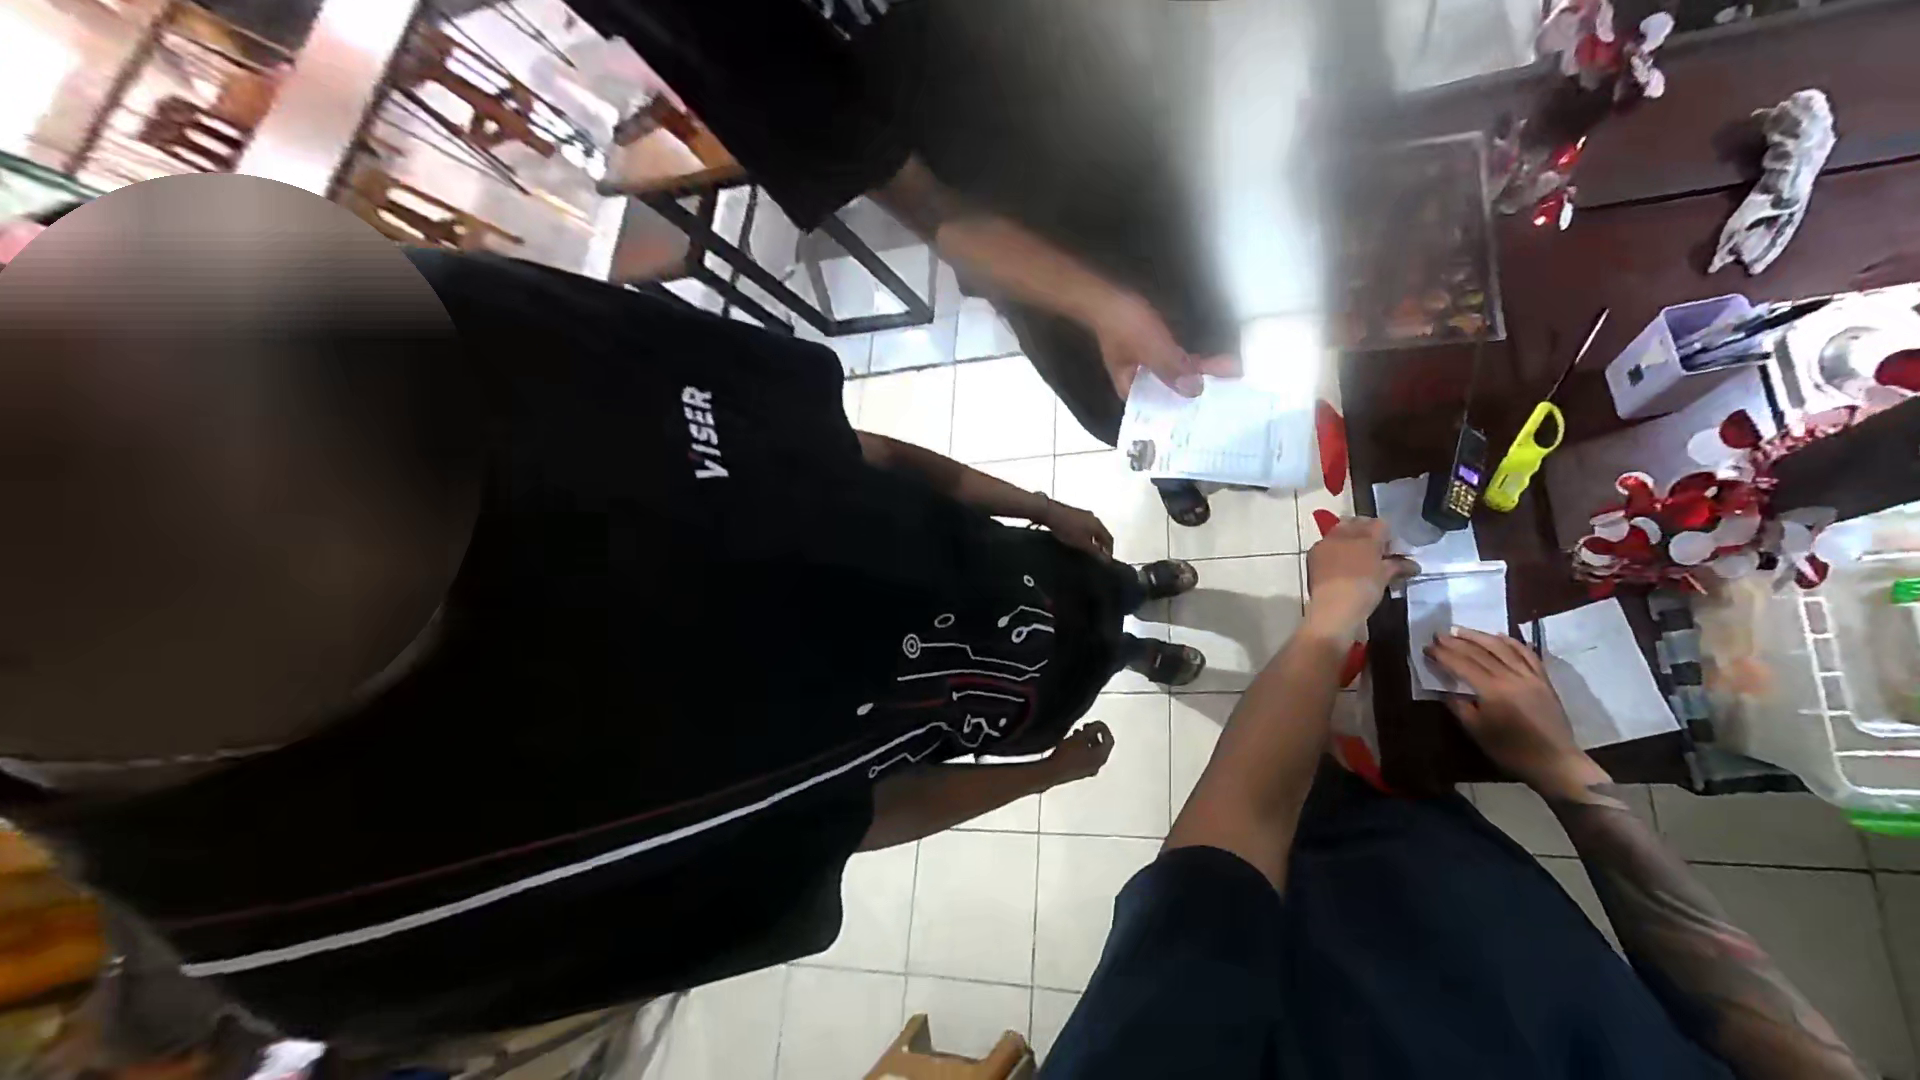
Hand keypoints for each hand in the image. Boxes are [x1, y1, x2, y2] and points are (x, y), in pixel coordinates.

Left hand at [1038, 498, 1113, 559]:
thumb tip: (1106, 560)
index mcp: (1099, 525)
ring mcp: (1084, 514)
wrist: (1050, 513)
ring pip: (1093, 529)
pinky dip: (1086, 534)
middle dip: (1102, 545)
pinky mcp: (1075, 513)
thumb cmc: (1067, 528)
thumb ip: (1095, 552)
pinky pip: (1085, 525)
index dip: (1110, 551)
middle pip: (1102, 533)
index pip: (1110, 540)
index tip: (1107, 561)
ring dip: (1094, 539)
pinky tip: (1078, 539)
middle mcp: (1094, 518)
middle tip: (1099, 556)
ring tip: (1089, 549)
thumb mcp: (1082, 544)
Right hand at [1047, 721, 1113, 783]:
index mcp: (1101, 757)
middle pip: (1101, 747)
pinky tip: (1070, 744)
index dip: (1104, 728)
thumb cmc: (1066, 754)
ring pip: (1092, 753)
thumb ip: (1093, 729)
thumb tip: (1099, 725)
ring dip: (1087, 741)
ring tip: (1076, 733)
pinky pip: (1085, 759)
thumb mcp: (1081, 736)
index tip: (1096, 722)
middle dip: (1094, 734)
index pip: (1109, 740)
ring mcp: (1088, 771)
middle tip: (1086, 726)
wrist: (1051, 772)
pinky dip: (1081, 749)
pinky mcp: (1079, 773)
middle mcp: (1097, 766)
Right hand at [1092, 292, 1239, 398]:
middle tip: (1230, 385)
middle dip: (1199, 388)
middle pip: (1172, 391)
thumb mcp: (1151, 348)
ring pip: (1176, 376)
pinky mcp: (1153, 351)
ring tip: (1228, 373)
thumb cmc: (1124, 325)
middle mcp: (1139, 382)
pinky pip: (1177, 362)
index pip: (1160, 408)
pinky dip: (1192, 362)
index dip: (1184, 409)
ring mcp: (1146, 366)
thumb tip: (1195, 392)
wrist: (1106, 297)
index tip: (1209, 407)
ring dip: (1199, 374)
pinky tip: (1211, 362)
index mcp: (1131, 389)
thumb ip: (1171, 370)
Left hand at [1302, 517, 1417, 640]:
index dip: (1386, 536)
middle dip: (1365, 533)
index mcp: (1367, 536)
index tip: (1389, 550)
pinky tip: (1338, 564)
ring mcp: (1326, 542)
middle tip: (1372, 550)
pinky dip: (1333, 549)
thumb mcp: (1385, 576)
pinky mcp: (1313, 553)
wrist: (1333, 605)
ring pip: (1339, 531)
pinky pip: (1325, 544)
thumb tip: (1412, 566)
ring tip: (1354, 557)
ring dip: (1348, 539)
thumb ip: (1398, 566)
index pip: (1380, 524)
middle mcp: (1345, 534)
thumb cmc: (1364, 589)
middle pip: (1357, 523)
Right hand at [1424, 627, 1610, 800]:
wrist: (1555, 763)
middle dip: (1456, 642)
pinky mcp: (1544, 681)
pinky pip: (1528, 655)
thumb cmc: (1510, 750)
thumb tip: (1447, 689)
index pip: (1462, 664)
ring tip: (1461, 630)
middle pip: (1480, 653)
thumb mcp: (1476, 730)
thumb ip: (1458, 705)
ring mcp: (1531, 677)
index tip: (1426, 648)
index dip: (1442, 655)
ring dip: (1479, 636)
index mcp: (1493, 691)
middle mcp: (1512, 678)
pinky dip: (1512, 643)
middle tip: (1437, 635)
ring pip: (1503, 648)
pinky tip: (1499, 636)